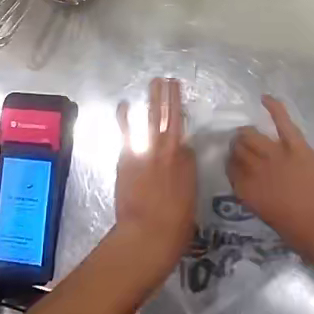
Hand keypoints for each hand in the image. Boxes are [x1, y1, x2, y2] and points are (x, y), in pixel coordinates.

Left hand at [110, 77, 197, 279]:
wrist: (147, 234)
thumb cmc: (176, 222)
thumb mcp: (191, 194)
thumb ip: (186, 169)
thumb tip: (184, 151)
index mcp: (184, 159)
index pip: (183, 128)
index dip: (180, 109)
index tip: (178, 93)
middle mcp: (165, 150)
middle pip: (167, 117)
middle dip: (168, 97)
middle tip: (168, 79)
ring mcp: (144, 153)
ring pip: (149, 120)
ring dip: (151, 100)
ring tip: (154, 83)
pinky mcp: (126, 160)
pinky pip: (126, 133)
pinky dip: (124, 118)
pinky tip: (123, 106)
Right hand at [229, 96, 313, 254]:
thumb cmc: (300, 233)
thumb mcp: (267, 217)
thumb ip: (256, 197)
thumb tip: (254, 185)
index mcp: (246, 190)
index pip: (230, 168)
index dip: (232, 163)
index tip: (235, 162)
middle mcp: (255, 169)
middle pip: (238, 149)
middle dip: (237, 146)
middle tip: (242, 146)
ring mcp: (276, 155)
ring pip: (252, 135)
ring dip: (247, 133)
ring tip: (249, 132)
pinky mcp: (297, 147)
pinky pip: (282, 122)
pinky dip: (274, 108)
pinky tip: (265, 98)